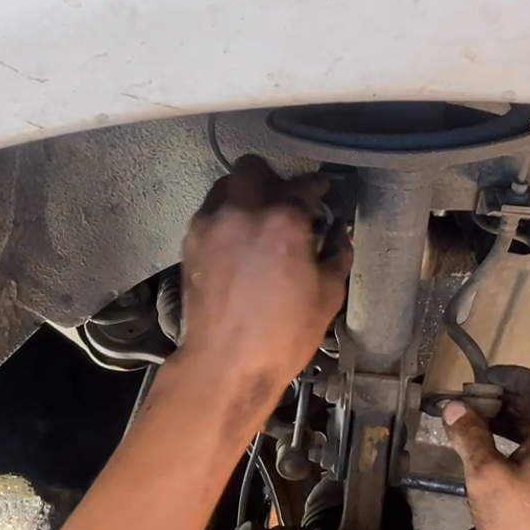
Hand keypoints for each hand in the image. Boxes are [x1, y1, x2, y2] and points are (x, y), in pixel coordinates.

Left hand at [175, 155, 350, 415]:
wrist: (227, 362)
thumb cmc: (284, 334)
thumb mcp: (328, 295)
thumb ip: (337, 254)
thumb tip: (338, 234)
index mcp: (284, 220)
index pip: (305, 185)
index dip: (318, 187)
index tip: (323, 195)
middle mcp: (243, 210)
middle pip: (254, 168)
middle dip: (273, 178)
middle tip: (285, 201)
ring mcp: (211, 223)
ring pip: (226, 186)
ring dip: (245, 194)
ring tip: (258, 219)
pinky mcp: (191, 241)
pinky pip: (210, 212)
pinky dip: (226, 217)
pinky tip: (238, 242)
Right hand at [443, 367, 529, 529]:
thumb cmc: (526, 529)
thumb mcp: (487, 479)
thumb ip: (471, 438)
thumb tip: (455, 407)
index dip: (515, 375)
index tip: (484, 380)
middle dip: (509, 400)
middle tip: (473, 405)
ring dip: (515, 426)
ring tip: (480, 432)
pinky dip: (525, 448)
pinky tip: (501, 466)